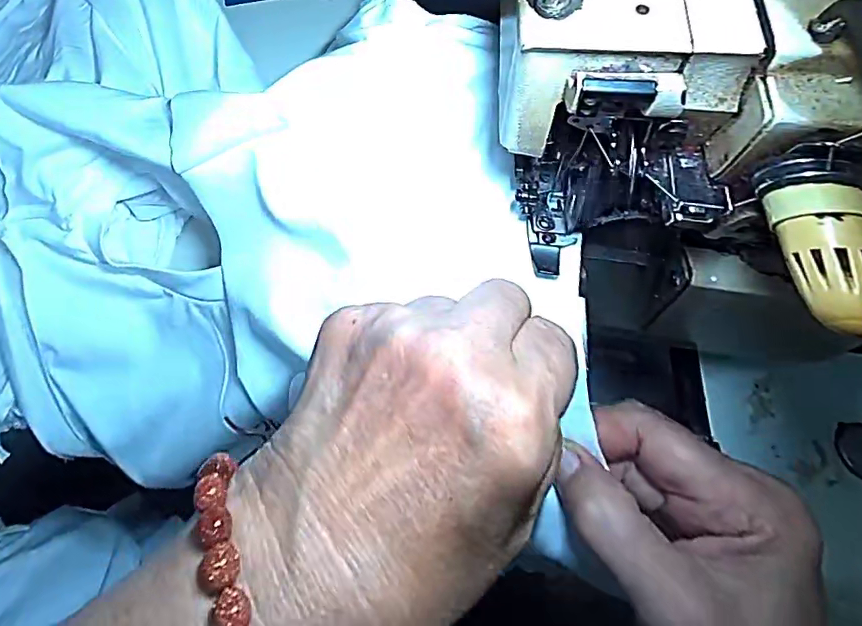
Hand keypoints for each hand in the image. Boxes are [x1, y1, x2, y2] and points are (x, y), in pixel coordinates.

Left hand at [234, 279, 578, 623]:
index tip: (528, 379)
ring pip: (445, 301)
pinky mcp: (346, 323)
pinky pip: (392, 310)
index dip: (543, 365)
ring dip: (444, 335)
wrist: (306, 556)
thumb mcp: (513, 521)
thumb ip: (536, 438)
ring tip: (419, 389)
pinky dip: (394, 338)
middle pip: (504, 295)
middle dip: (501, 331)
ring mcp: (394, 330)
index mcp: (511, 410)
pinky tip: (380, 386)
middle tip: (481, 372)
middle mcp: (455, 355)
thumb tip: (537, 393)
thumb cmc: (407, 565)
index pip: (555, 339)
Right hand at [554, 401, 823, 625]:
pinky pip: (633, 510)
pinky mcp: (694, 542)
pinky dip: (602, 520)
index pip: (650, 430)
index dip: (594, 434)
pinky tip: (582, 537)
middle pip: (636, 453)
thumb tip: (561, 455)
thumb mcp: (673, 598)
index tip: (549, 457)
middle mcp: (735, 494)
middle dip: (590, 473)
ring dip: (591, 498)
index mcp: (751, 497)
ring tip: (561, 521)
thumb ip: (612, 522)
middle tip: (550, 497)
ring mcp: (715, 519)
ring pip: (627, 480)